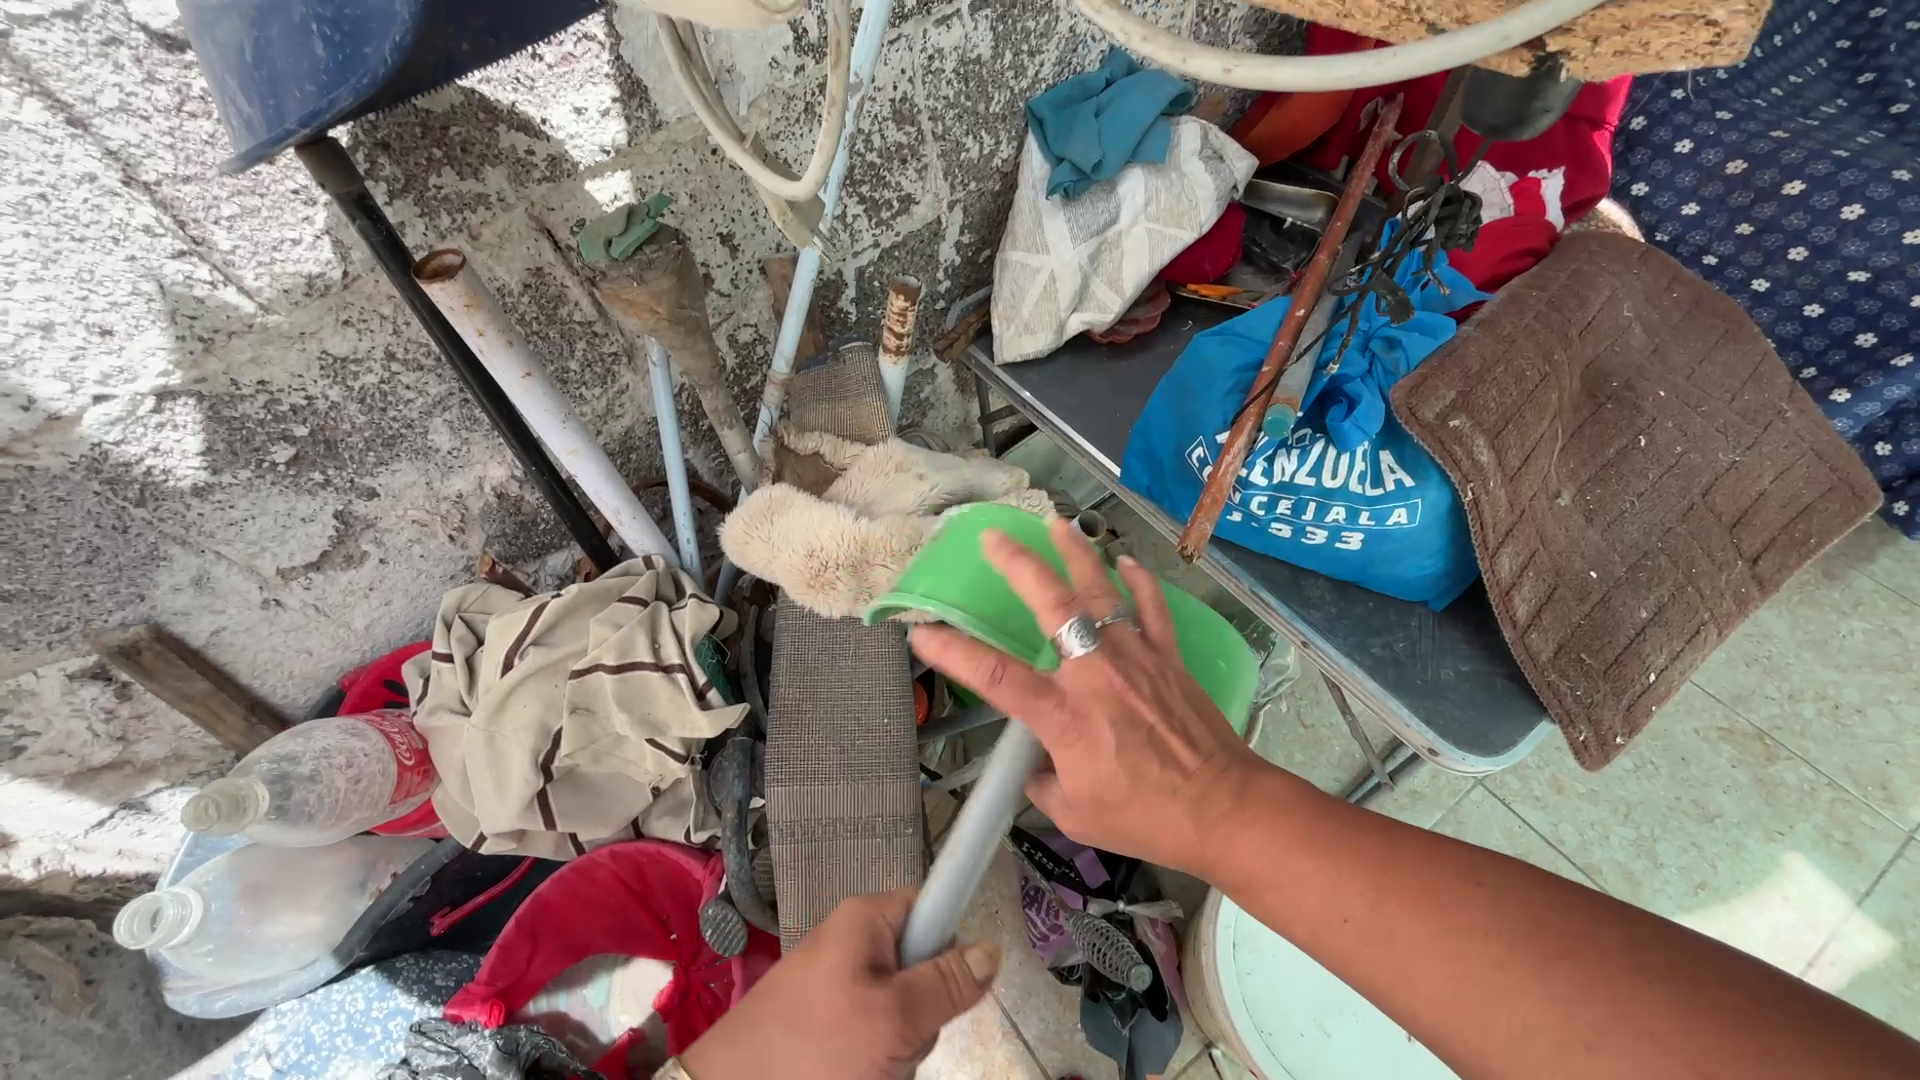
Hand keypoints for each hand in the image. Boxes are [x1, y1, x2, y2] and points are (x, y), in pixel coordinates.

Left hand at [678, 889, 999, 1079]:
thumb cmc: (813, 1047)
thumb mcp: (893, 1018)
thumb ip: (945, 984)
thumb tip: (991, 949)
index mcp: (864, 920)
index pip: (930, 904)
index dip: (951, 939)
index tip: (957, 980)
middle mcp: (850, 944)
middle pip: (920, 966)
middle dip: (923, 1012)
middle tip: (901, 1038)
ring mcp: (836, 988)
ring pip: (900, 1012)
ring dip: (899, 1048)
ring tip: (873, 1069)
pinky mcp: (825, 1026)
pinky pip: (872, 1036)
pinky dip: (875, 1063)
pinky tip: (860, 1077)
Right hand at [908, 516, 1266, 877]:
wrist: (1221, 808)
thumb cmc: (1145, 817)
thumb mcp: (1076, 813)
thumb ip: (1043, 782)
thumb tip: (1037, 764)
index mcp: (1064, 715)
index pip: (995, 676)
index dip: (954, 652)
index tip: (923, 632)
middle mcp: (1095, 672)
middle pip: (1051, 605)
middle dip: (1018, 565)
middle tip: (994, 538)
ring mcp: (1135, 656)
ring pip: (1101, 591)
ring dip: (1077, 554)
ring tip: (1057, 525)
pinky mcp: (1167, 656)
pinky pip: (1152, 606)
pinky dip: (1138, 581)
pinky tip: (1126, 561)